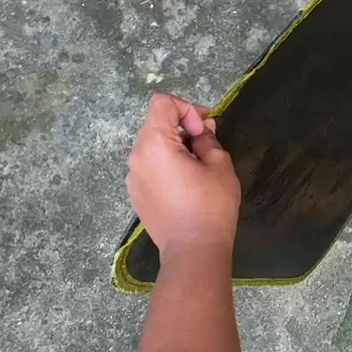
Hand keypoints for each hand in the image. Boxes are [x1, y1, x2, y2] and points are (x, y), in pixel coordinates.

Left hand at [127, 93, 241, 263]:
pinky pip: (150, 164)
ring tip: (199, 163)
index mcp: (154, 144)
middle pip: (155, 122)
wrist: (193, 248)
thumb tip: (200, 129)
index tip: (204, 130)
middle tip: (208, 142)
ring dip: (175, 143)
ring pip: (152, 144)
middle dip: (183, 124)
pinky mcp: (136, 193)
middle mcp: (136, 157)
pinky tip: (187, 181)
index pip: (162, 103)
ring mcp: (132, 177)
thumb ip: (207, 139)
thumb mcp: (219, 163)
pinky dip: (167, 161)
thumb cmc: (211, 203)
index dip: (187, 108)